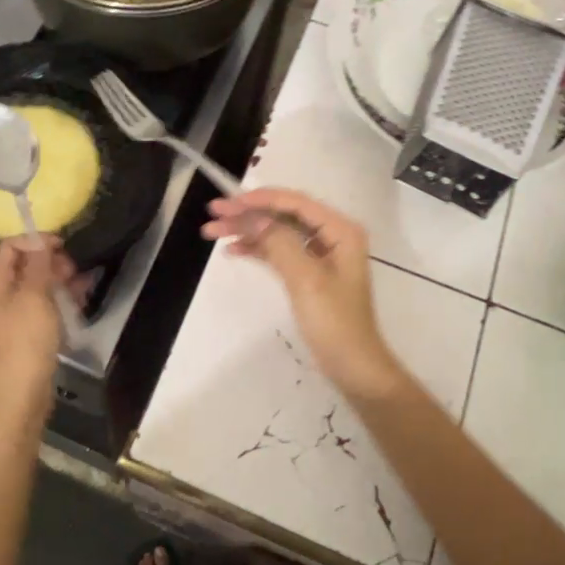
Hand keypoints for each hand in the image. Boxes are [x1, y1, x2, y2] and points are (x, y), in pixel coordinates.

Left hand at [0, 237, 76, 420]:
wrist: (19, 399)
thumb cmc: (25, 343)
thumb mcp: (33, 298)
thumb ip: (38, 267)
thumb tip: (40, 241)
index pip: (8, 248)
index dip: (33, 240)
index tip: (62, 245)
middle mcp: (3, 298)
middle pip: (24, 267)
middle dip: (51, 261)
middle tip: (74, 268)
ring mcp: (16, 319)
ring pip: (39, 289)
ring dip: (61, 282)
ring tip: (84, 284)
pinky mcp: (30, 337)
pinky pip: (46, 310)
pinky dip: (62, 303)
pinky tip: (81, 303)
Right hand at [201, 188, 403, 397]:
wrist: (352, 365)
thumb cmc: (335, 322)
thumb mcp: (306, 280)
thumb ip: (280, 243)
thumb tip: (254, 216)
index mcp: (340, 230)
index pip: (295, 202)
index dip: (259, 199)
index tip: (227, 203)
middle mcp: (332, 235)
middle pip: (284, 214)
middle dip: (248, 213)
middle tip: (213, 214)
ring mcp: (320, 254)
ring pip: (278, 231)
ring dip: (247, 230)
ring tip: (212, 232)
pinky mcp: (309, 272)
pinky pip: (279, 250)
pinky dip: (257, 248)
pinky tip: (232, 250)